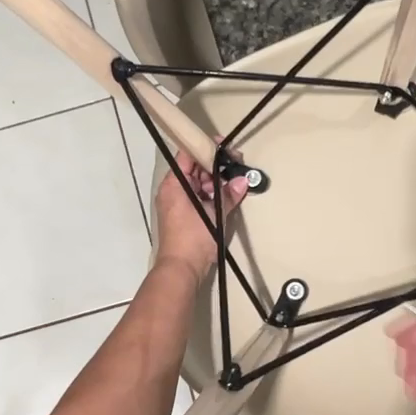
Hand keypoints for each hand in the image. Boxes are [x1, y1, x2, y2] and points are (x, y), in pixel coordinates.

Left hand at [153, 151, 246, 282]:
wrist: (181, 269)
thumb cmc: (193, 238)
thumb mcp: (215, 214)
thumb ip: (229, 195)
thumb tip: (242, 180)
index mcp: (174, 185)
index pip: (187, 155)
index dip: (205, 147)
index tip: (224, 145)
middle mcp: (173, 191)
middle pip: (194, 169)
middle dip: (215, 167)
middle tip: (236, 165)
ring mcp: (177, 204)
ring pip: (198, 184)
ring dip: (215, 182)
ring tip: (234, 182)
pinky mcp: (184, 216)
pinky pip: (198, 198)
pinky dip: (211, 196)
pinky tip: (227, 197)